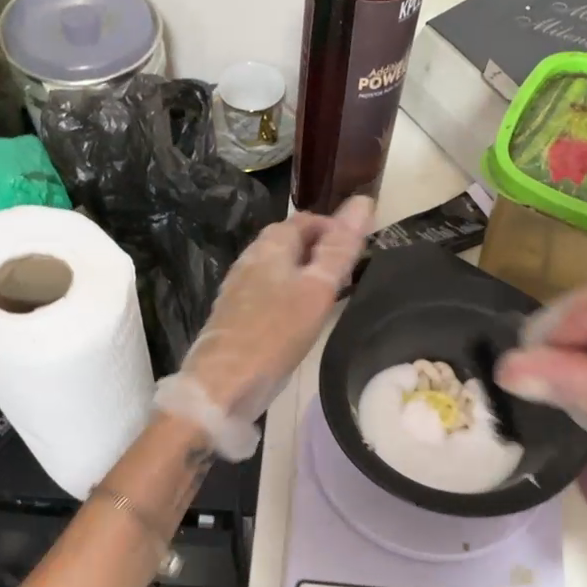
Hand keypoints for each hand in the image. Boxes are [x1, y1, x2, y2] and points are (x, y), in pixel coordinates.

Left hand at [155, 196, 372, 459]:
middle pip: (291, 244)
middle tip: (349, 278)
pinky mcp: (235, 316)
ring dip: (305, 277)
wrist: (222, 385)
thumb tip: (363, 201)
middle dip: (320, 252)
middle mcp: (251, 259)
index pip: (308, 220)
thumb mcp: (317, 289)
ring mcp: (239, 288)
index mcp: (271, 245)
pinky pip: (269, 295)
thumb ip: (340, 249)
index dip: (335, 229)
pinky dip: (290, 298)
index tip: (360, 252)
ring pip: (279, 270)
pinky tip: (300, 321)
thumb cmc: (274, 335)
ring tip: (330, 299)